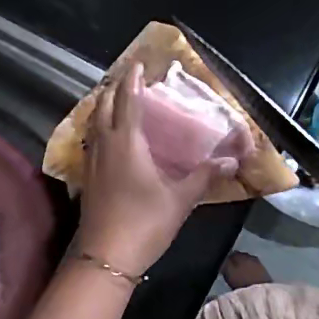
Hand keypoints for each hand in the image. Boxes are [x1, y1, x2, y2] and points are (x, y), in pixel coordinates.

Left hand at [74, 64, 236, 277]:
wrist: (105, 255)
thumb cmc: (145, 223)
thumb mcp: (180, 200)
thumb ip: (204, 177)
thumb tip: (231, 161)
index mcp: (126, 143)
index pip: (127, 101)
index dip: (132, 80)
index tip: (137, 63)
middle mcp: (104, 145)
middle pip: (105, 106)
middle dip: (115, 88)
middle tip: (129, 78)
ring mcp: (92, 161)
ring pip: (94, 122)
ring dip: (104, 106)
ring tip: (117, 100)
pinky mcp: (87, 177)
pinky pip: (91, 139)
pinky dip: (99, 126)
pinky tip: (108, 136)